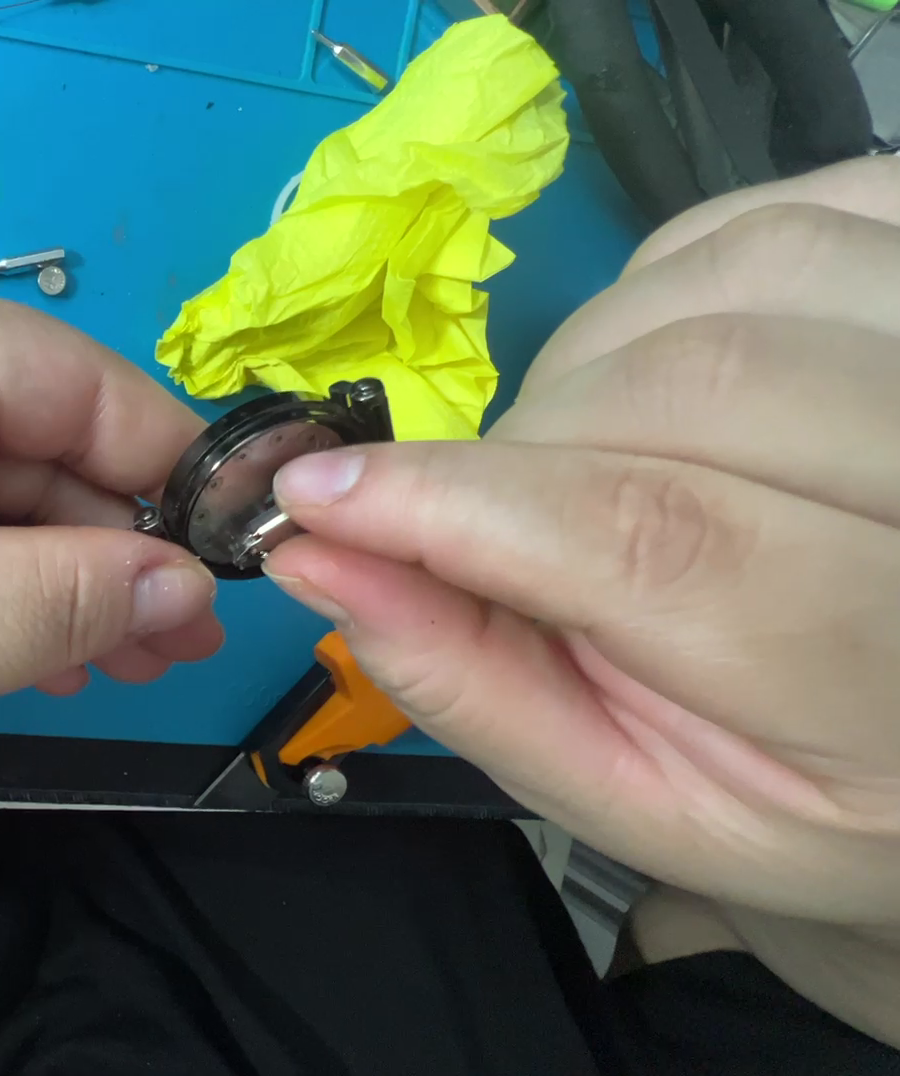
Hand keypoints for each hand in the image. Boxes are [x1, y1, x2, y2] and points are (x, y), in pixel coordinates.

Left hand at [0, 269, 221, 819]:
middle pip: (33, 441)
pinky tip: (29, 644)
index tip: (226, 565)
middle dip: (108, 545)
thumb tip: (187, 583)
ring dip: (51, 573)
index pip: (80, 386)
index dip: (166, 475)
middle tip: (177, 647)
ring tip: (120, 661)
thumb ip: (69, 599)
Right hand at [262, 157, 899, 1027]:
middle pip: (681, 388)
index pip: (647, 540)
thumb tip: (307, 554)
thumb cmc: (775, 776)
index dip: (447, 503)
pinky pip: (771, 220)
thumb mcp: (609, 782)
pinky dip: (659, 292)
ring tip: (588, 453)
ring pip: (721, 283)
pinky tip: (665, 377)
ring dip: (584, 369)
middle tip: (499, 516)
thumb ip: (453, 675)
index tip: (308, 495)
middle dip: (520, 449)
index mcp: (884, 674)